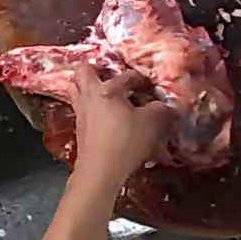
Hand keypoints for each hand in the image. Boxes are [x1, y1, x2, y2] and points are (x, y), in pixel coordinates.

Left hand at [66, 65, 171, 195]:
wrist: (100, 170)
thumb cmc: (126, 141)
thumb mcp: (151, 124)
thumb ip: (160, 110)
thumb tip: (166, 105)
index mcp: (108, 89)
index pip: (126, 75)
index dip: (140, 78)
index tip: (149, 86)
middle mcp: (90, 95)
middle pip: (83, 71)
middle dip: (95, 69)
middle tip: (109, 74)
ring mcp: (80, 110)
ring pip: (75, 88)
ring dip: (86, 86)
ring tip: (102, 92)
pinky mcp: (78, 127)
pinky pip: (79, 106)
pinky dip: (88, 105)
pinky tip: (101, 113)